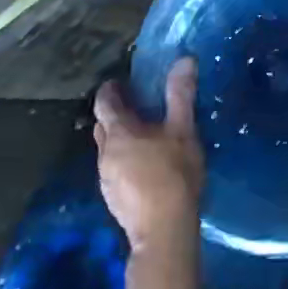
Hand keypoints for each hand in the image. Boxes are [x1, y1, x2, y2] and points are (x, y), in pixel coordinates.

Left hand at [94, 59, 203, 251]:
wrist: (164, 229)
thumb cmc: (174, 173)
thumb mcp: (183, 130)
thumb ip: (181, 95)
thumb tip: (184, 59)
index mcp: (119, 132)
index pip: (105, 103)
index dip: (111, 90)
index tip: (120, 82)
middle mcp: (105, 153)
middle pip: (103, 126)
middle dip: (114, 114)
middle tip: (136, 107)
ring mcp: (106, 178)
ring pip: (108, 150)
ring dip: (120, 140)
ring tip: (144, 137)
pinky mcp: (113, 198)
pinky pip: (115, 169)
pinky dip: (125, 161)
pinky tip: (145, 168)